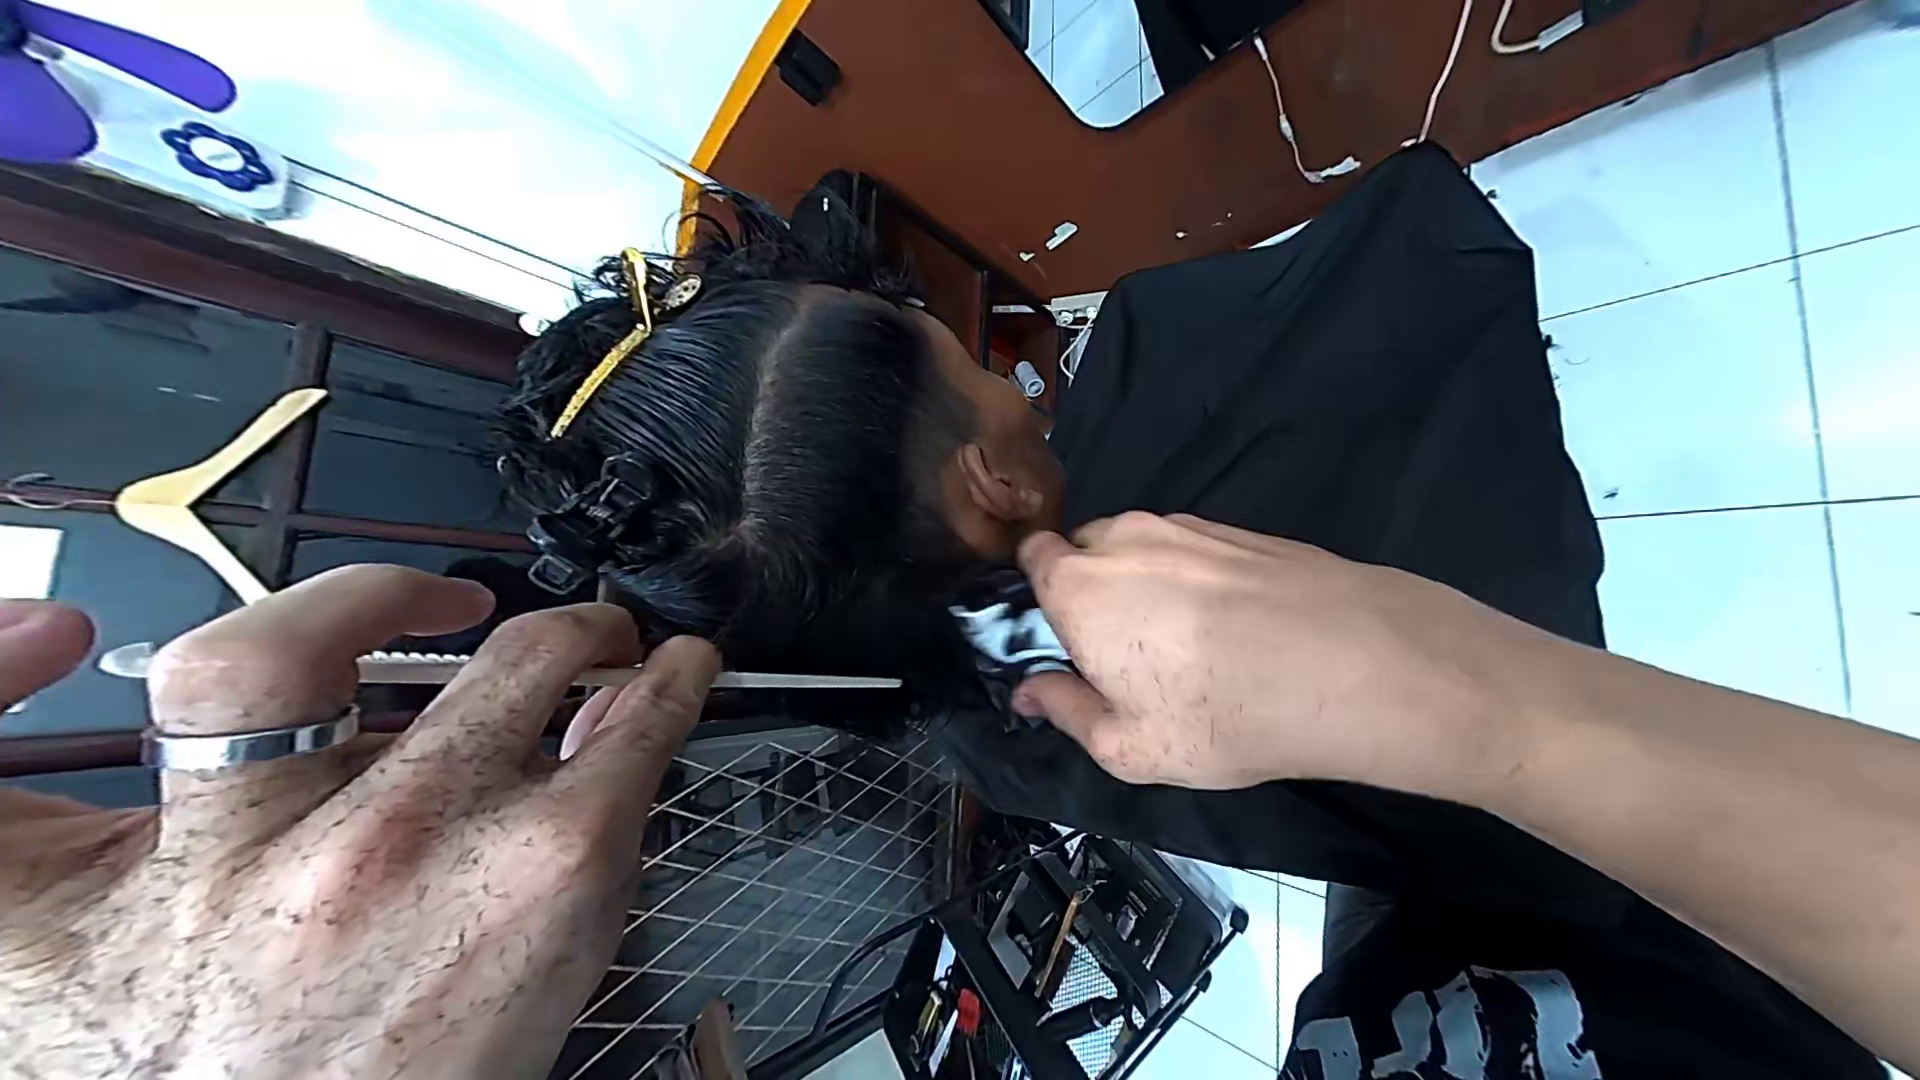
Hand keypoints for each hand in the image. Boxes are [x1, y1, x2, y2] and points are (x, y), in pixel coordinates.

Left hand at [0, 566, 718, 1079]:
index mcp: (533, 873)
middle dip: (578, 629)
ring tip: (427, 603)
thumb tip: (620, 714)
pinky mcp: (53, 909)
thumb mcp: (565, 948)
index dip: (672, 676)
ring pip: (277, 654)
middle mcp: (390, 847)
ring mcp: (218, 865)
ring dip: (379, 597)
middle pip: (514, 665)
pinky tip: (51, 634)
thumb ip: (604, 819)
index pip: (638, 726)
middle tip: (588, 632)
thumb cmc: (438, 1068)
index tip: (674, 659)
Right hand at [1012, 513, 1559, 794]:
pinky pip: (1184, 546)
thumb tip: (1028, 691)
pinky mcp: (1231, 527)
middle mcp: (1120, 539)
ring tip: (1186, 635)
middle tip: (1124, 646)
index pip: (1031, 556)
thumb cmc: (1220, 712)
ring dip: (1140, 579)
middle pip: (1082, 551)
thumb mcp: (1128, 745)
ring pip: (1135, 546)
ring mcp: (1180, 525)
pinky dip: (1188, 574)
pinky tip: (1230, 620)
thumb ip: (1064, 710)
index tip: (1063, 631)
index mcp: (1076, 584)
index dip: (1040, 591)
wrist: (1354, 663)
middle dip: (1088, 588)